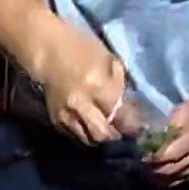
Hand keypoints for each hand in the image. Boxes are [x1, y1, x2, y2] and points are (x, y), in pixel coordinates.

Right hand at [27, 21, 125, 145]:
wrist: (49, 53)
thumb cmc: (82, 49)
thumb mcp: (108, 60)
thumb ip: (117, 85)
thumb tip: (125, 108)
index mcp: (97, 85)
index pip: (118, 114)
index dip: (130, 124)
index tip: (139, 129)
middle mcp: (80, 105)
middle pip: (102, 134)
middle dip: (114, 136)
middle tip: (122, 134)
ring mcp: (66, 116)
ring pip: (88, 140)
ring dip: (100, 138)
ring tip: (107, 131)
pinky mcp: (57, 122)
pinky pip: (75, 136)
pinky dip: (86, 134)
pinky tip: (90, 127)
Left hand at [147, 92, 188, 183]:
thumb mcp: (187, 108)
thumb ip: (169, 124)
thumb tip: (149, 137)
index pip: (171, 153)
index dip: (154, 158)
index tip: (141, 155)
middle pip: (171, 168)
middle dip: (153, 168)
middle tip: (139, 164)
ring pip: (174, 176)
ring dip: (157, 176)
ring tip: (144, 170)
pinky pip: (179, 179)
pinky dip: (166, 179)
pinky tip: (156, 175)